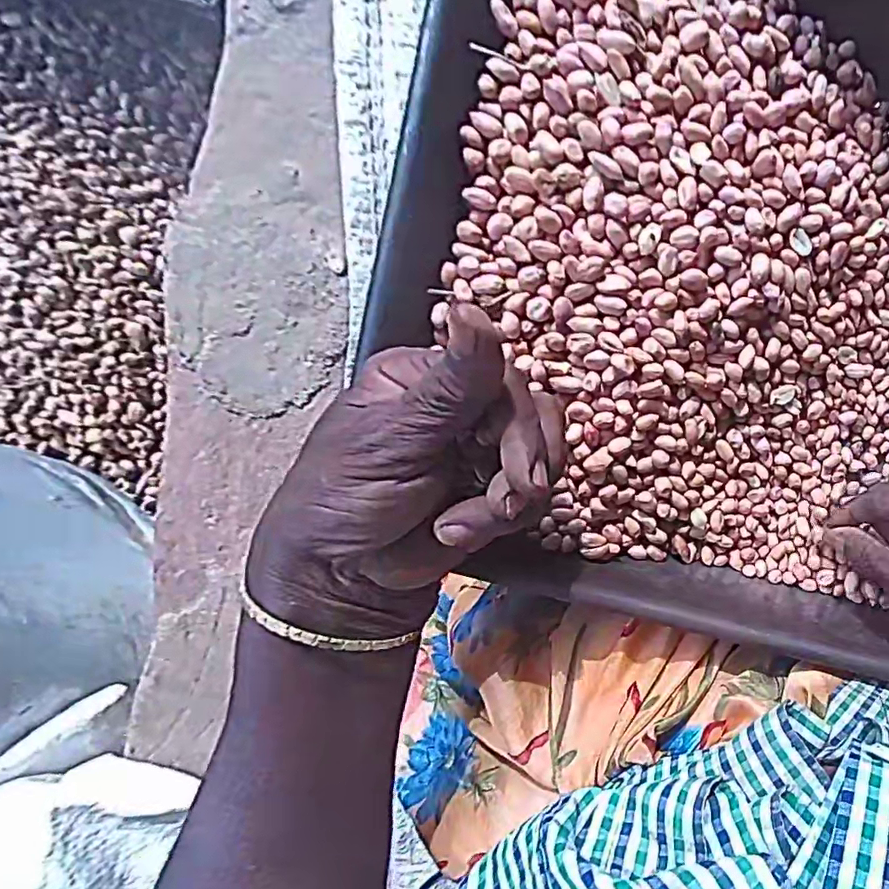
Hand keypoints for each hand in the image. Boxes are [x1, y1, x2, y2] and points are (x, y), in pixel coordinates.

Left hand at [245, 303, 564, 638]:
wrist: (343, 578)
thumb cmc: (344, 499)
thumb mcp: (395, 437)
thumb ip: (451, 382)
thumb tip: (474, 309)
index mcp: (429, 378)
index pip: (505, 378)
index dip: (519, 422)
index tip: (515, 465)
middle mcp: (463, 406)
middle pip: (534, 416)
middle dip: (524, 464)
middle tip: (507, 500)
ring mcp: (484, 448)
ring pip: (544, 455)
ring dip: (516, 496)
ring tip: (472, 520)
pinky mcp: (497, 487)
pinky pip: (536, 494)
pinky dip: (507, 518)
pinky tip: (461, 530)